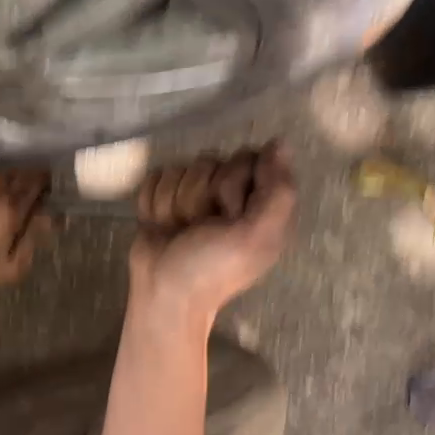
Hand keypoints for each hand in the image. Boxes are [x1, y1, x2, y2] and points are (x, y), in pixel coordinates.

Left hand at [0, 170, 53, 289]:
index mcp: (10, 209)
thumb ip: (33, 238)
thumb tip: (48, 216)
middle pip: (17, 169)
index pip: (36, 183)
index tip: (44, 182)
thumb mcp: (11, 267)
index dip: (42, 181)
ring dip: (0, 173)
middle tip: (20, 184)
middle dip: (23, 174)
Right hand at [128, 142, 296, 325]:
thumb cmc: (212, 269)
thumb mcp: (256, 236)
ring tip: (179, 230)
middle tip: (201, 227)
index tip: (230, 211)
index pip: (246, 158)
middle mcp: (226, 193)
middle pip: (209, 161)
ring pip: (179, 169)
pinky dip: (154, 204)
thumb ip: (277, 190)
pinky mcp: (163, 198)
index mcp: (258, 201)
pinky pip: (155, 178)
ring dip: (174, 203)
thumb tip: (280, 142)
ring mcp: (192, 195)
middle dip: (199, 195)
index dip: (233, 182)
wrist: (163, 291)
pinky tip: (161, 226)